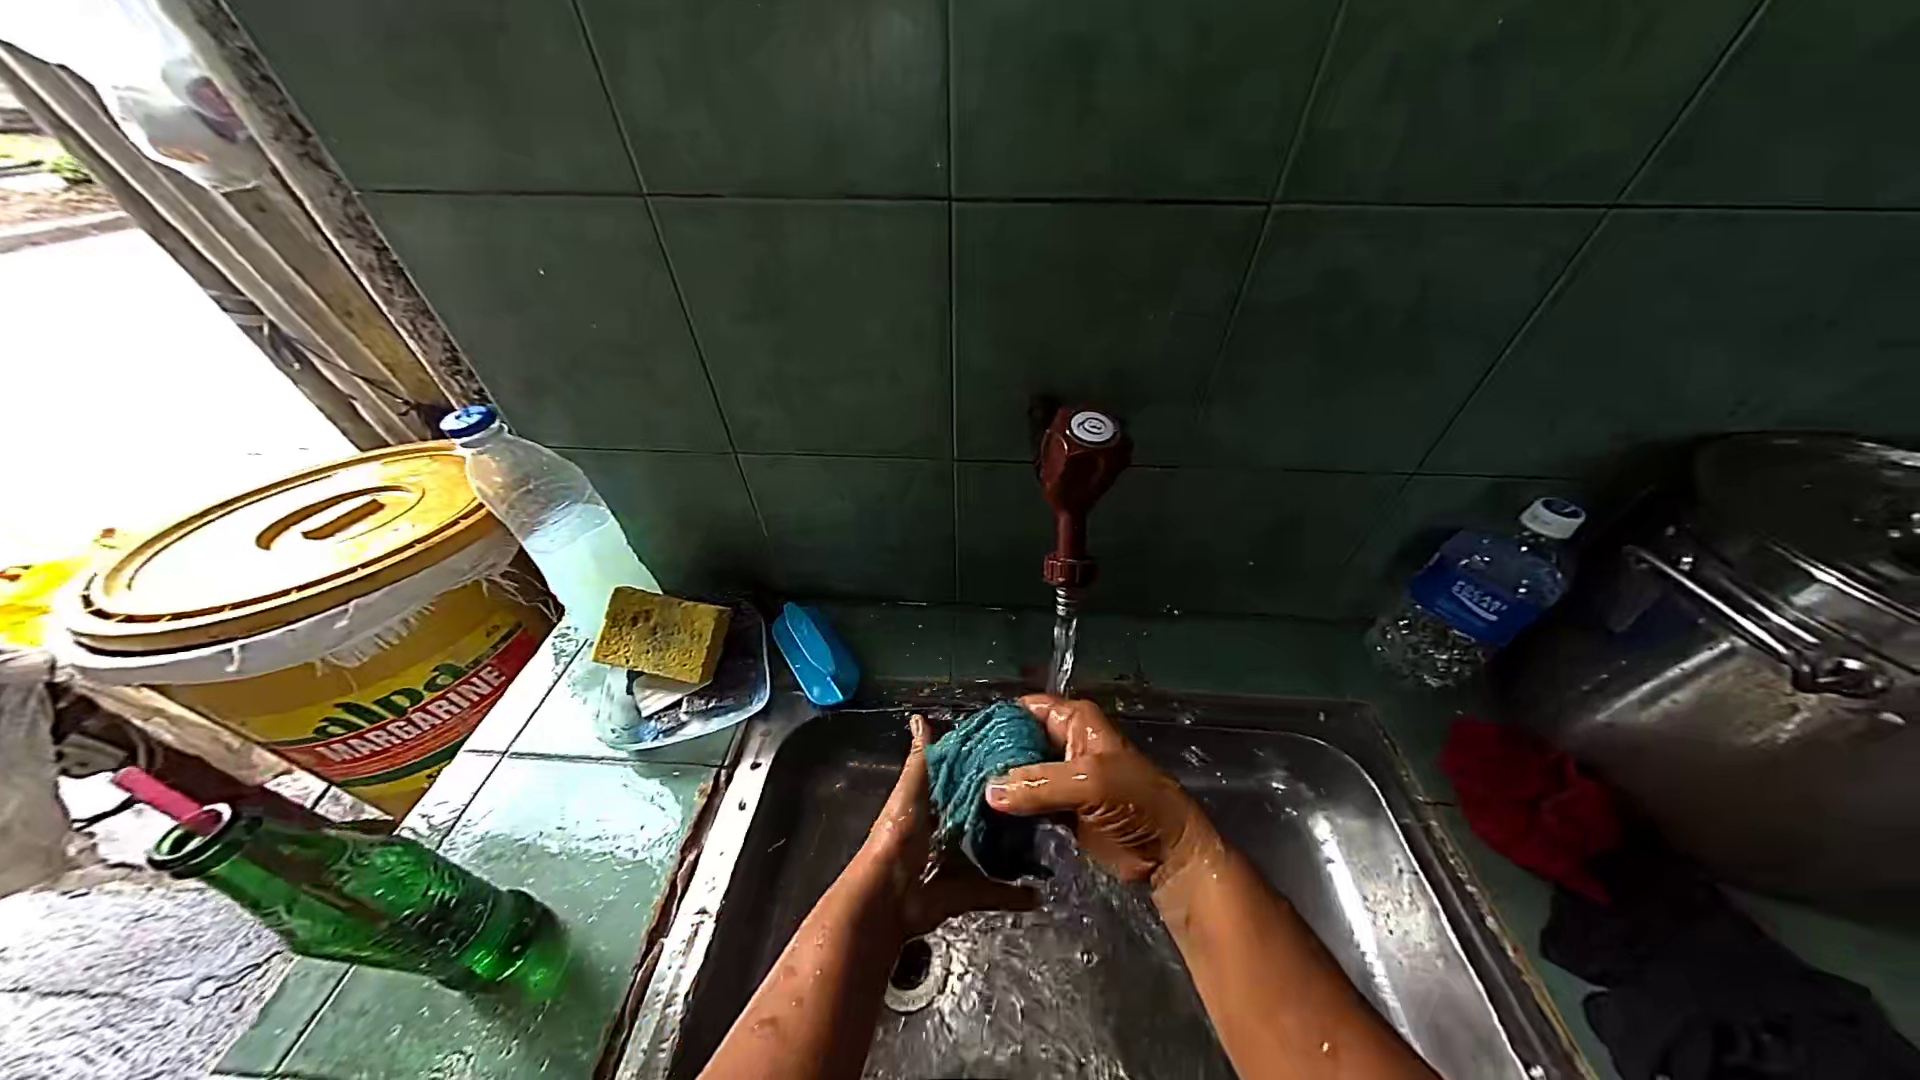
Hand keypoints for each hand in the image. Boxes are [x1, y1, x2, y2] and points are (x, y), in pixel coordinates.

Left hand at [862, 714, 1037, 937]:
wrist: (886, 896)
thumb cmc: (898, 835)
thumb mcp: (911, 790)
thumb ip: (921, 759)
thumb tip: (919, 718)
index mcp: (930, 804)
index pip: (960, 783)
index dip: (984, 773)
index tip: (1016, 762)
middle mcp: (942, 832)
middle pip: (977, 818)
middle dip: (1004, 814)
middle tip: (1038, 804)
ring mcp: (952, 864)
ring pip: (988, 855)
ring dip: (1012, 854)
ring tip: (1046, 845)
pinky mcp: (961, 893)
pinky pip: (990, 892)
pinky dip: (1012, 895)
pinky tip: (1038, 893)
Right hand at [985, 694, 1216, 889]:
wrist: (1167, 853)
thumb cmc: (1136, 803)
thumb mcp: (1089, 783)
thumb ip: (1039, 784)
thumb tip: (989, 790)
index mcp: (1074, 722)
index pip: (1024, 710)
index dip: (997, 723)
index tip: (966, 742)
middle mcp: (1064, 743)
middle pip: (1017, 740)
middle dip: (991, 755)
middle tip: (958, 772)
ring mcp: (1061, 777)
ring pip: (1019, 773)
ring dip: (997, 784)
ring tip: (962, 793)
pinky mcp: (1059, 808)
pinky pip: (1026, 801)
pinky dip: (1009, 808)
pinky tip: (982, 814)